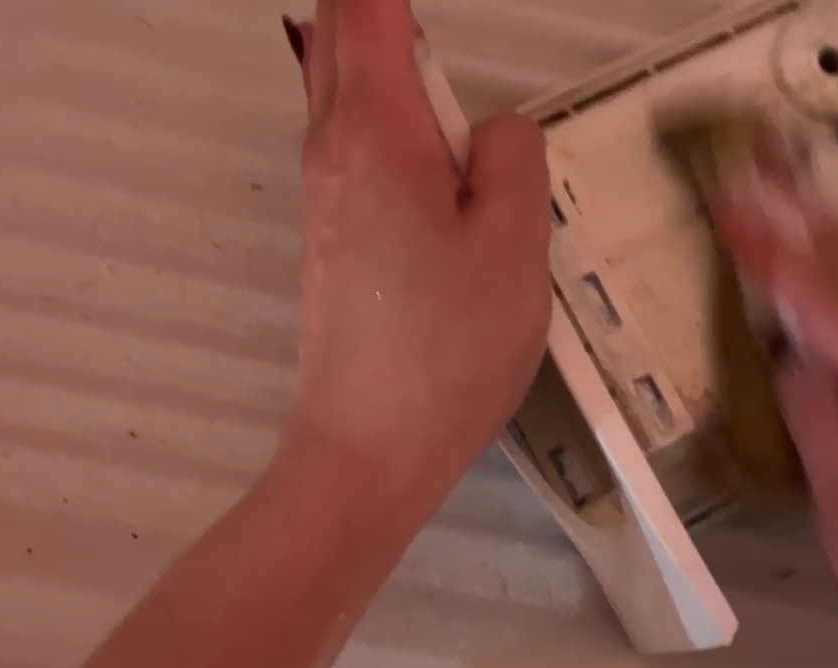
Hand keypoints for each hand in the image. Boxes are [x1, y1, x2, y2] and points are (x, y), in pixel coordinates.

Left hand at [285, 0, 550, 506]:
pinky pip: (358, 161)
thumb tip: (486, 136)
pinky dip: (393, 136)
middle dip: (383, 13)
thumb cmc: (445, 353)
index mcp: (374, 130)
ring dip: (395, 77)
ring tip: (452, 109)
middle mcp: (331, 154)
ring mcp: (323, 206)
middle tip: (436, 38)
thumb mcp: (514, 245)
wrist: (368, 452)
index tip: (430, 5)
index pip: (370, 3)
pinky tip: (435, 180)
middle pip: (342, 37)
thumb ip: (510, 158)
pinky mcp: (331, 251)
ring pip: (348, 101)